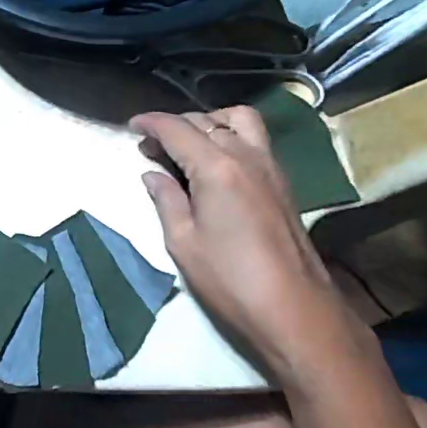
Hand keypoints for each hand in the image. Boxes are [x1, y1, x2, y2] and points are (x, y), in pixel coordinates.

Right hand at [130, 107, 357, 374]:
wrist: (294, 308)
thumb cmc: (231, 280)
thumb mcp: (184, 243)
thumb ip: (166, 200)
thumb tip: (153, 174)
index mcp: (216, 167)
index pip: (177, 129)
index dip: (152, 122)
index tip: (132, 125)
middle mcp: (245, 154)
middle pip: (205, 120)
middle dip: (175, 125)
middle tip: (153, 146)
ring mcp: (268, 164)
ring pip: (238, 119)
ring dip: (211, 120)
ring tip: (191, 143)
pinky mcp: (282, 179)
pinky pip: (255, 136)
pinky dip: (232, 133)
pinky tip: (219, 160)